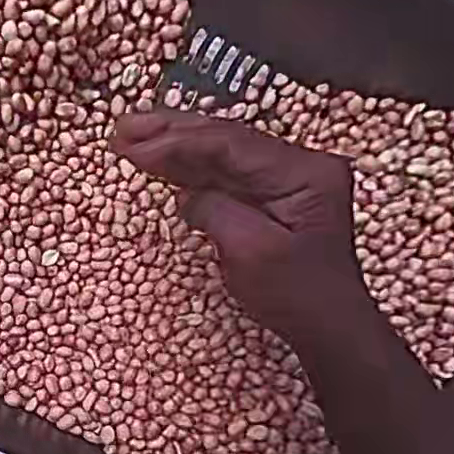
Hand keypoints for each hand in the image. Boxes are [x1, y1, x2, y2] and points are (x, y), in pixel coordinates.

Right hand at [110, 110, 369, 345]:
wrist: (328, 326)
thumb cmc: (298, 295)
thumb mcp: (253, 252)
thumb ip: (217, 212)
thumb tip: (187, 195)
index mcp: (304, 171)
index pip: (231, 144)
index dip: (178, 143)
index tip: (135, 148)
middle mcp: (296, 166)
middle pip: (224, 138)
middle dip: (170, 131)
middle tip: (125, 126)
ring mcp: (281, 182)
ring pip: (219, 153)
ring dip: (173, 146)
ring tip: (130, 138)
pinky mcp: (265, 200)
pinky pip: (221, 176)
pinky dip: (186, 170)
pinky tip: (158, 163)